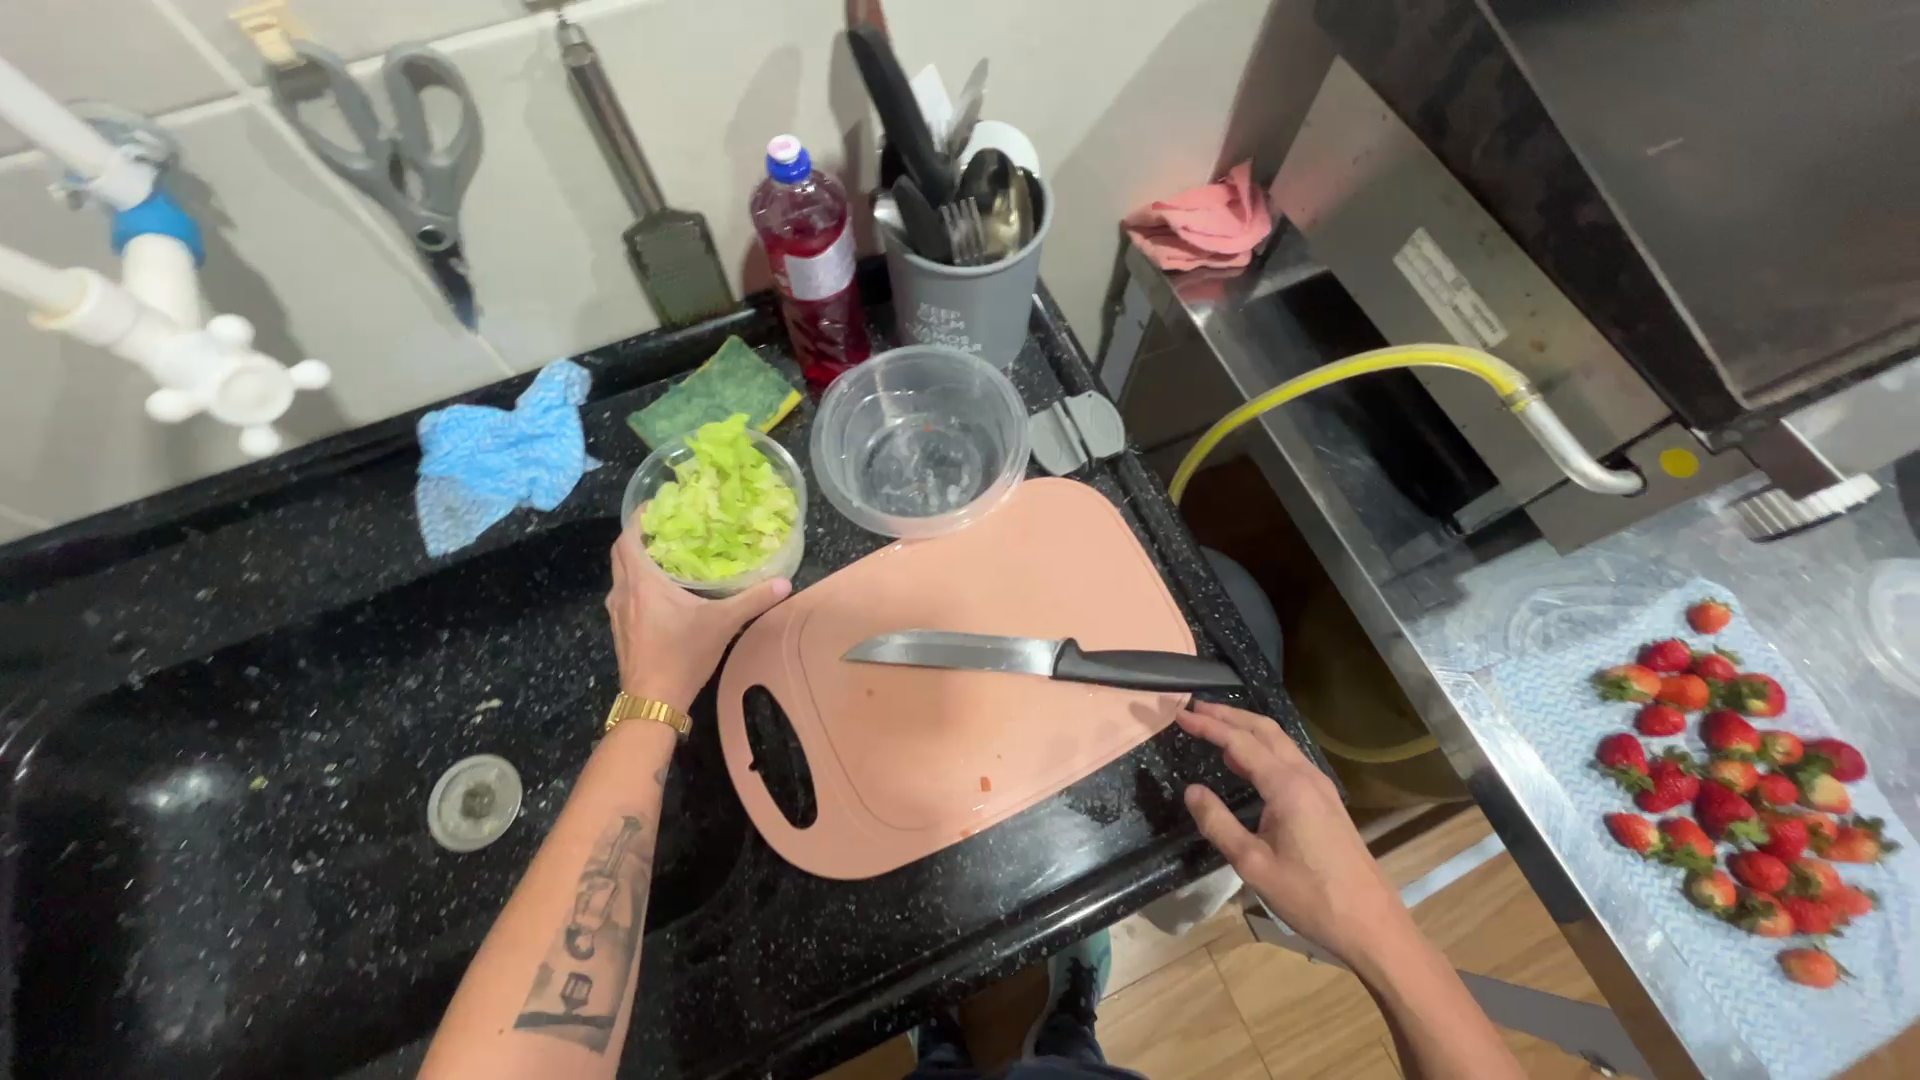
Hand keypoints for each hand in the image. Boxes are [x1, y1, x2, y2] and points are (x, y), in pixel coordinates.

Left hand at [605, 529, 790, 710]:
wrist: (653, 700)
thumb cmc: (681, 655)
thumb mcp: (722, 624)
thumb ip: (752, 600)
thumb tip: (784, 583)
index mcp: (642, 582)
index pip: (629, 538)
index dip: (639, 518)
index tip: (657, 505)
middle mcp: (623, 592)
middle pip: (622, 553)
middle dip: (641, 536)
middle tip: (669, 527)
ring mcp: (619, 613)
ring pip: (622, 574)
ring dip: (638, 560)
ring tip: (668, 553)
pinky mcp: (622, 629)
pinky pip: (626, 593)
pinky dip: (639, 582)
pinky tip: (663, 590)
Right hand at [1178, 702, 1412, 965]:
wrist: (1373, 926)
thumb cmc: (1311, 898)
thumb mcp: (1253, 865)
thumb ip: (1218, 824)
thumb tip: (1192, 791)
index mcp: (1287, 787)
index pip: (1240, 742)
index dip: (1208, 725)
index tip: (1179, 715)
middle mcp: (1306, 777)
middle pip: (1264, 730)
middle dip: (1227, 714)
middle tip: (1194, 708)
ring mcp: (1321, 787)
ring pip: (1279, 741)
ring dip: (1246, 727)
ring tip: (1214, 724)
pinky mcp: (1326, 801)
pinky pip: (1288, 758)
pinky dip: (1261, 746)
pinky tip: (1245, 760)